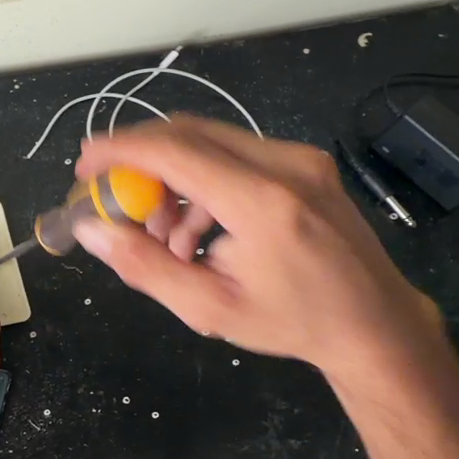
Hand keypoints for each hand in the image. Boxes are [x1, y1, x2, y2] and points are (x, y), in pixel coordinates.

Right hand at [71, 116, 441, 378]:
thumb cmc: (290, 322)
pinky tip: (198, 232)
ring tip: (165, 237)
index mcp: (261, 202)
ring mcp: (301, 159)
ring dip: (171, 180)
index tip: (84, 165)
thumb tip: (90, 230)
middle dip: (139, 162)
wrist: (374, 323)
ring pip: (210, 143)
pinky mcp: (306, 164)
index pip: (174, 151)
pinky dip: (201, 185)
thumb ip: (143, 265)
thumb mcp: (206, 308)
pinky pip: (235, 156)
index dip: (119, 150)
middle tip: (112, 197)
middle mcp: (284, 164)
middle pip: (189, 134)